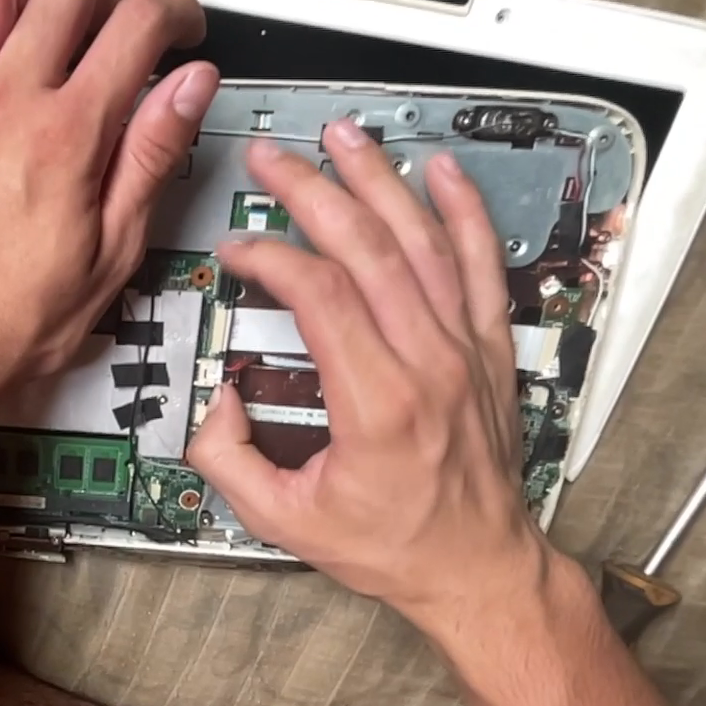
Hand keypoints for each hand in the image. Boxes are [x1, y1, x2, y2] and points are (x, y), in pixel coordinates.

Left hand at [0, 0, 217, 394]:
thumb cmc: (19, 319)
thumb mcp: (112, 252)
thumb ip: (151, 158)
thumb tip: (189, 88)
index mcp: (65, 139)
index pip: (136, 28)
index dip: (174, 14)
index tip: (180, 31)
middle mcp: (3, 108)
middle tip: (121, 30)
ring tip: (52, 24)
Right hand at [188, 121, 548, 632]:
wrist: (477, 567)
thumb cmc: (391, 545)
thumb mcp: (281, 520)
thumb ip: (228, 461)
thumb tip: (218, 405)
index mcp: (377, 402)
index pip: (320, 295)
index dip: (271, 257)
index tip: (238, 249)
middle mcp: (429, 363)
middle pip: (367, 249)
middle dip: (312, 192)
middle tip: (272, 159)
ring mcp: (466, 350)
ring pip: (423, 242)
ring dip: (378, 182)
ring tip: (343, 139)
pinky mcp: (487, 350)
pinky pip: (482, 264)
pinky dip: (464, 211)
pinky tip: (441, 173)